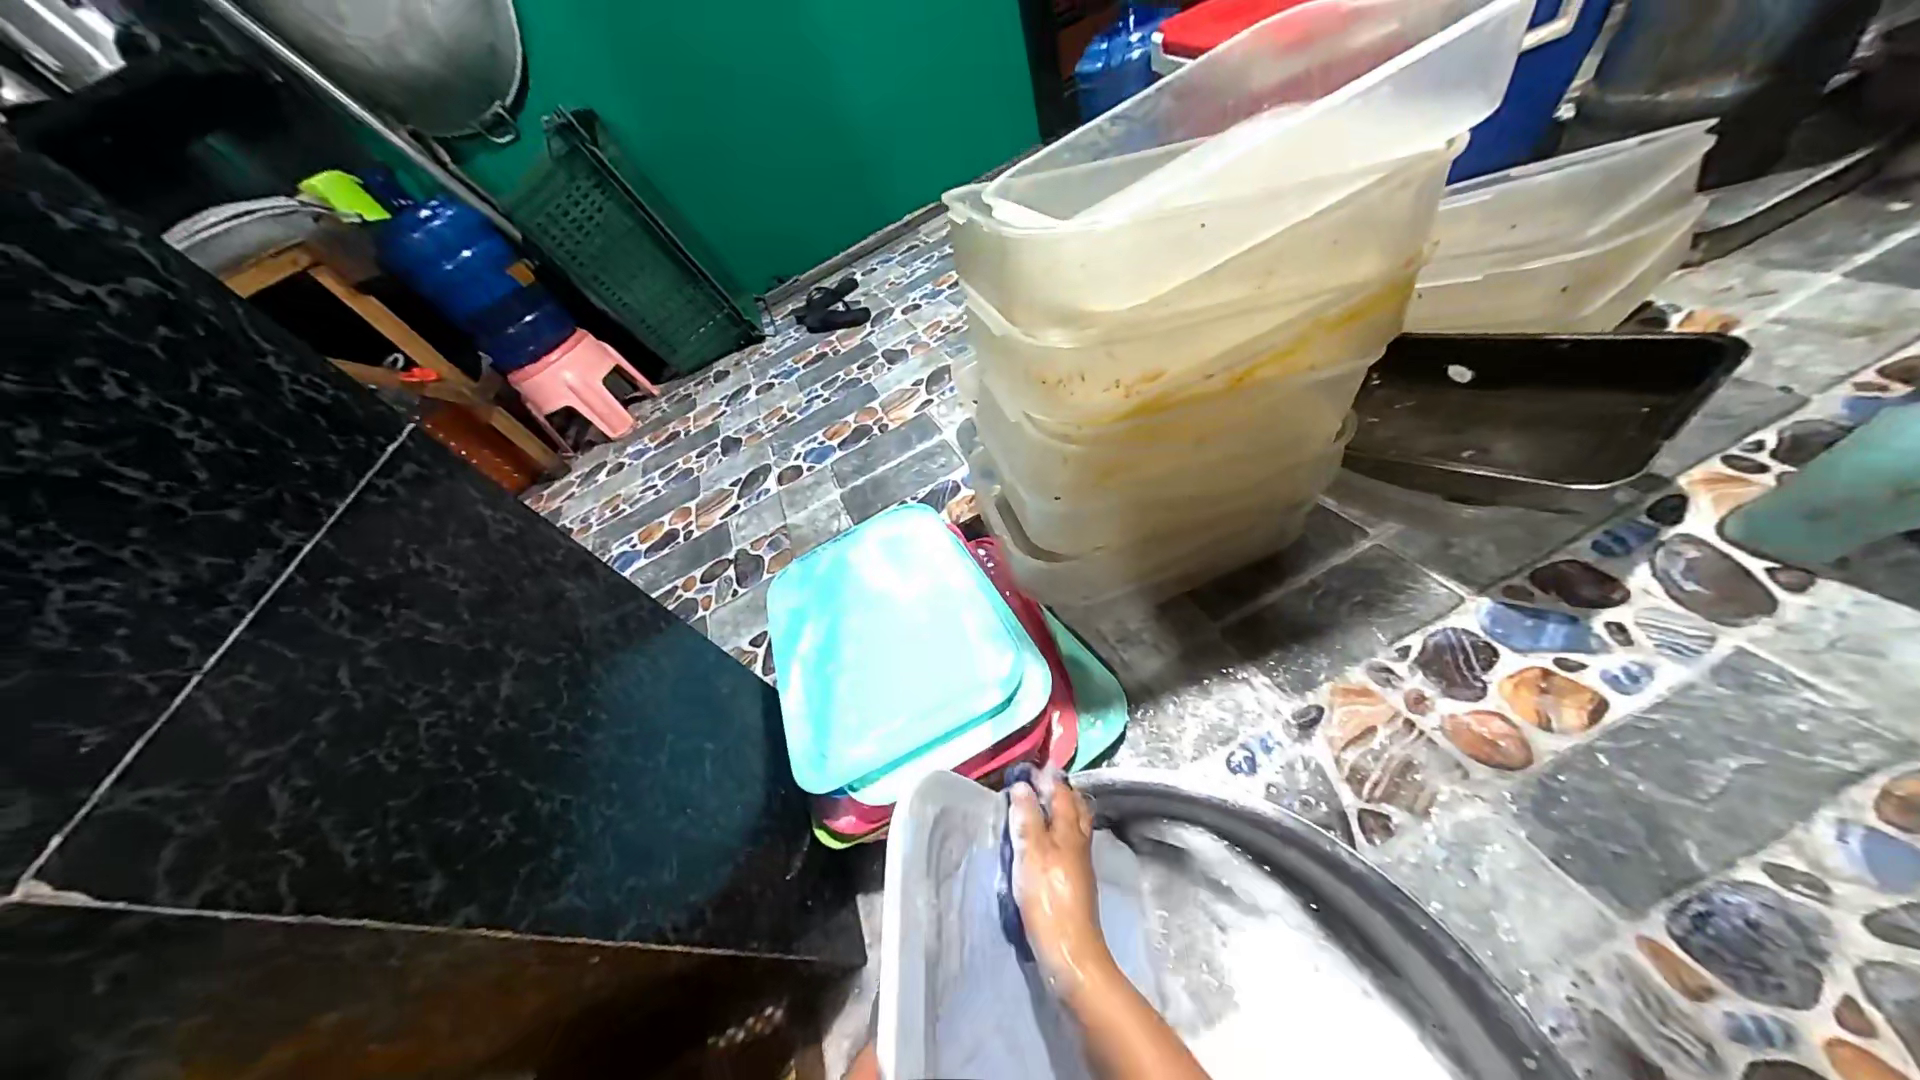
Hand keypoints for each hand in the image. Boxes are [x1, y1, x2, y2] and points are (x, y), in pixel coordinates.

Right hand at [1009, 768, 1115, 999]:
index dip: (1048, 777)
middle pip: (1074, 807)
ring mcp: (1080, 863)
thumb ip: (1027, 819)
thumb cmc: (1048, 900)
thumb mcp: (1030, 855)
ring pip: (1073, 825)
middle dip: (1059, 790)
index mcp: (1069, 830)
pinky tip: (1044, 840)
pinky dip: (1057, 831)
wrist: (1071, 953)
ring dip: (1059, 810)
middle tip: (1038, 781)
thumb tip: (1024, 785)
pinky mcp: (1075, 882)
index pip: (1062, 792)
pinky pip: (1068, 843)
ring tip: (1038, 806)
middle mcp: (1079, 841)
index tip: (1030, 766)